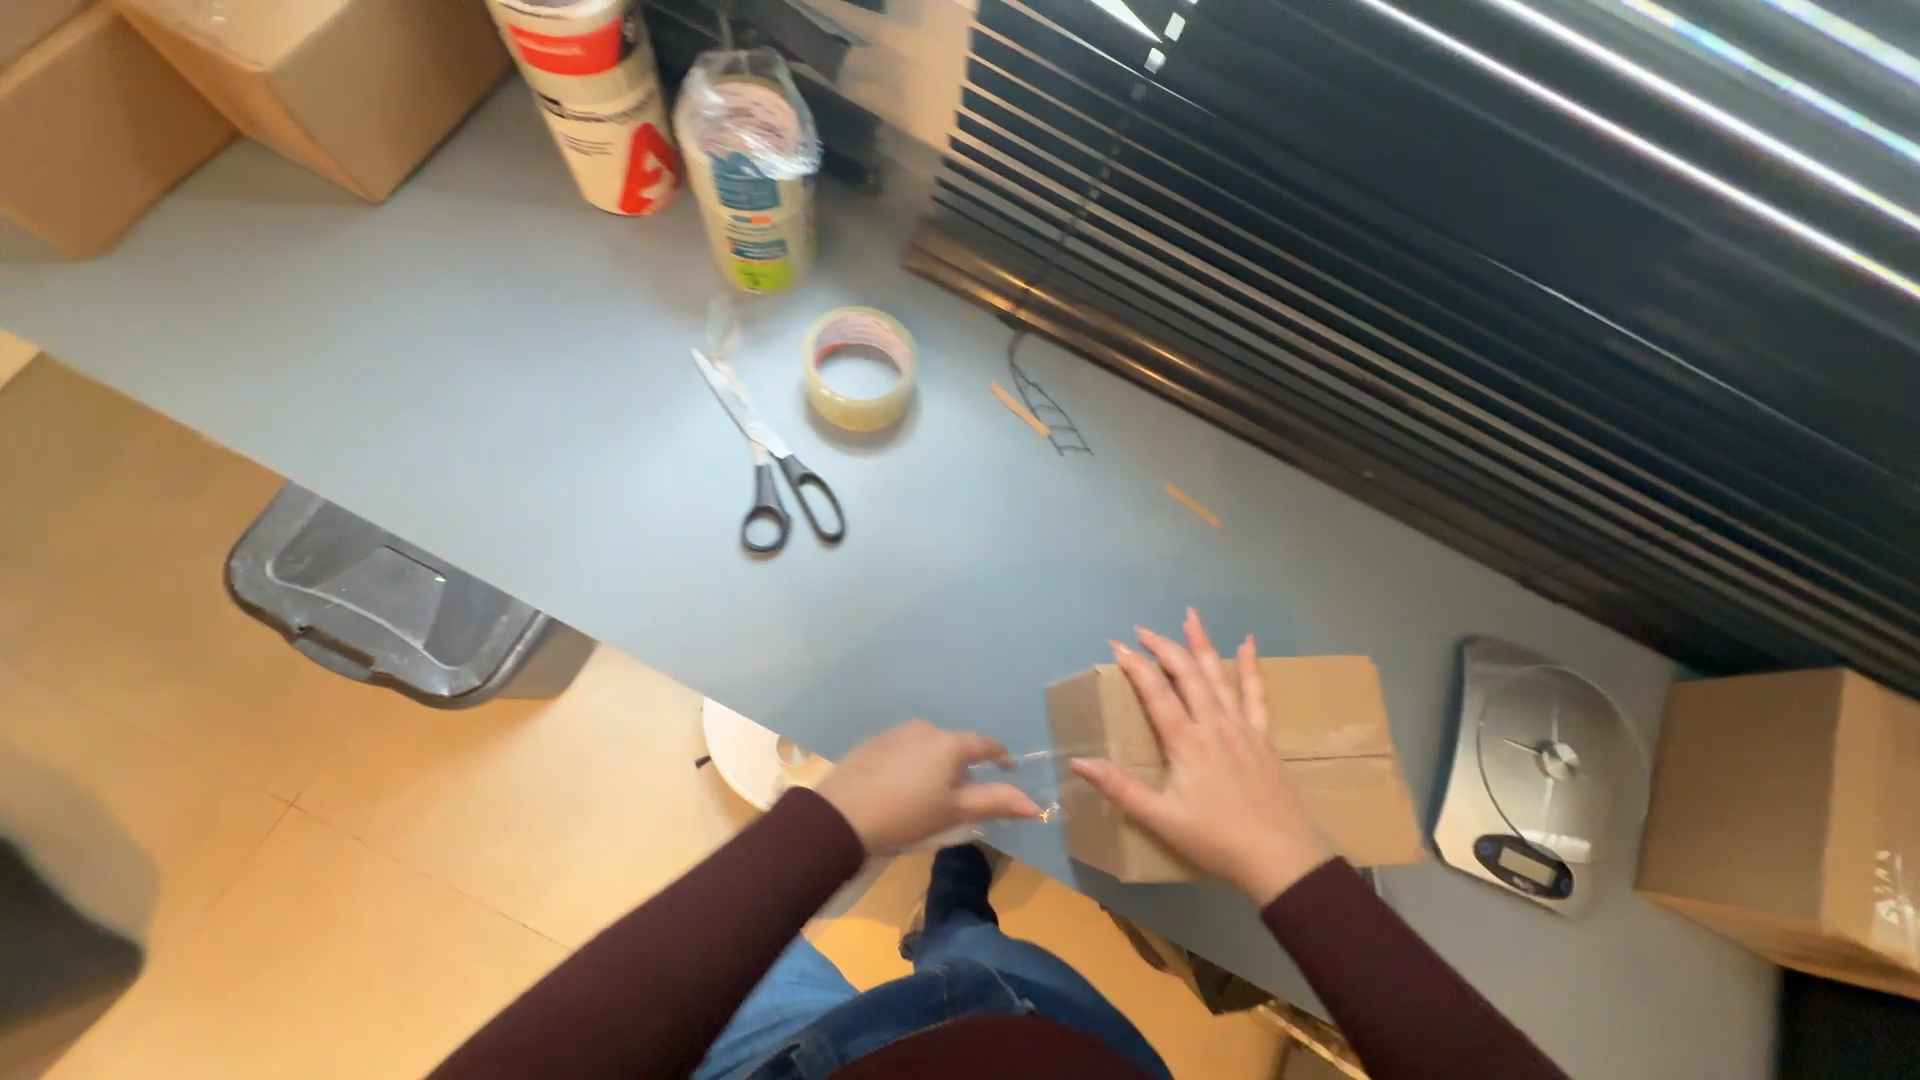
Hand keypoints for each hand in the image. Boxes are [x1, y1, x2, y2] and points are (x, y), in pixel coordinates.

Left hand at [815, 719, 1042, 854]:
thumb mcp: (955, 814)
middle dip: (962, 766)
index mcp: (950, 744)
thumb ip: (996, 803)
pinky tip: (899, 789)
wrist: (841, 816)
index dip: (1000, 757)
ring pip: (927, 747)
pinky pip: (902, 751)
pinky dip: (909, 765)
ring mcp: (895, 733)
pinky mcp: (872, 743)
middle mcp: (925, 729)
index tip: (1007, 769)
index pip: (985, 744)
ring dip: (934, 765)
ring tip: (928, 794)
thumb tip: (1036, 805)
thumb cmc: (907, 815)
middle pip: (954, 746)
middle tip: (961, 796)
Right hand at [1070, 608, 1333, 904]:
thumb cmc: (1216, 839)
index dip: (1135, 665)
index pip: (1156, 692)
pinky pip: (1257, 694)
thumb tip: (1079, 762)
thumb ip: (1120, 788)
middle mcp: (1214, 725)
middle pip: (1187, 674)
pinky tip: (1248, 645)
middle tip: (1142, 630)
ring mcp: (1243, 728)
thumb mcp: (1161, 819)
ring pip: (1220, 675)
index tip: (1116, 645)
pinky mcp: (1264, 737)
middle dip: (1163, 647)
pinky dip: (1251, 667)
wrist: (1281, 858)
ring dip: (1202, 644)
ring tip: (1190, 617)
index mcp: (1187, 742)